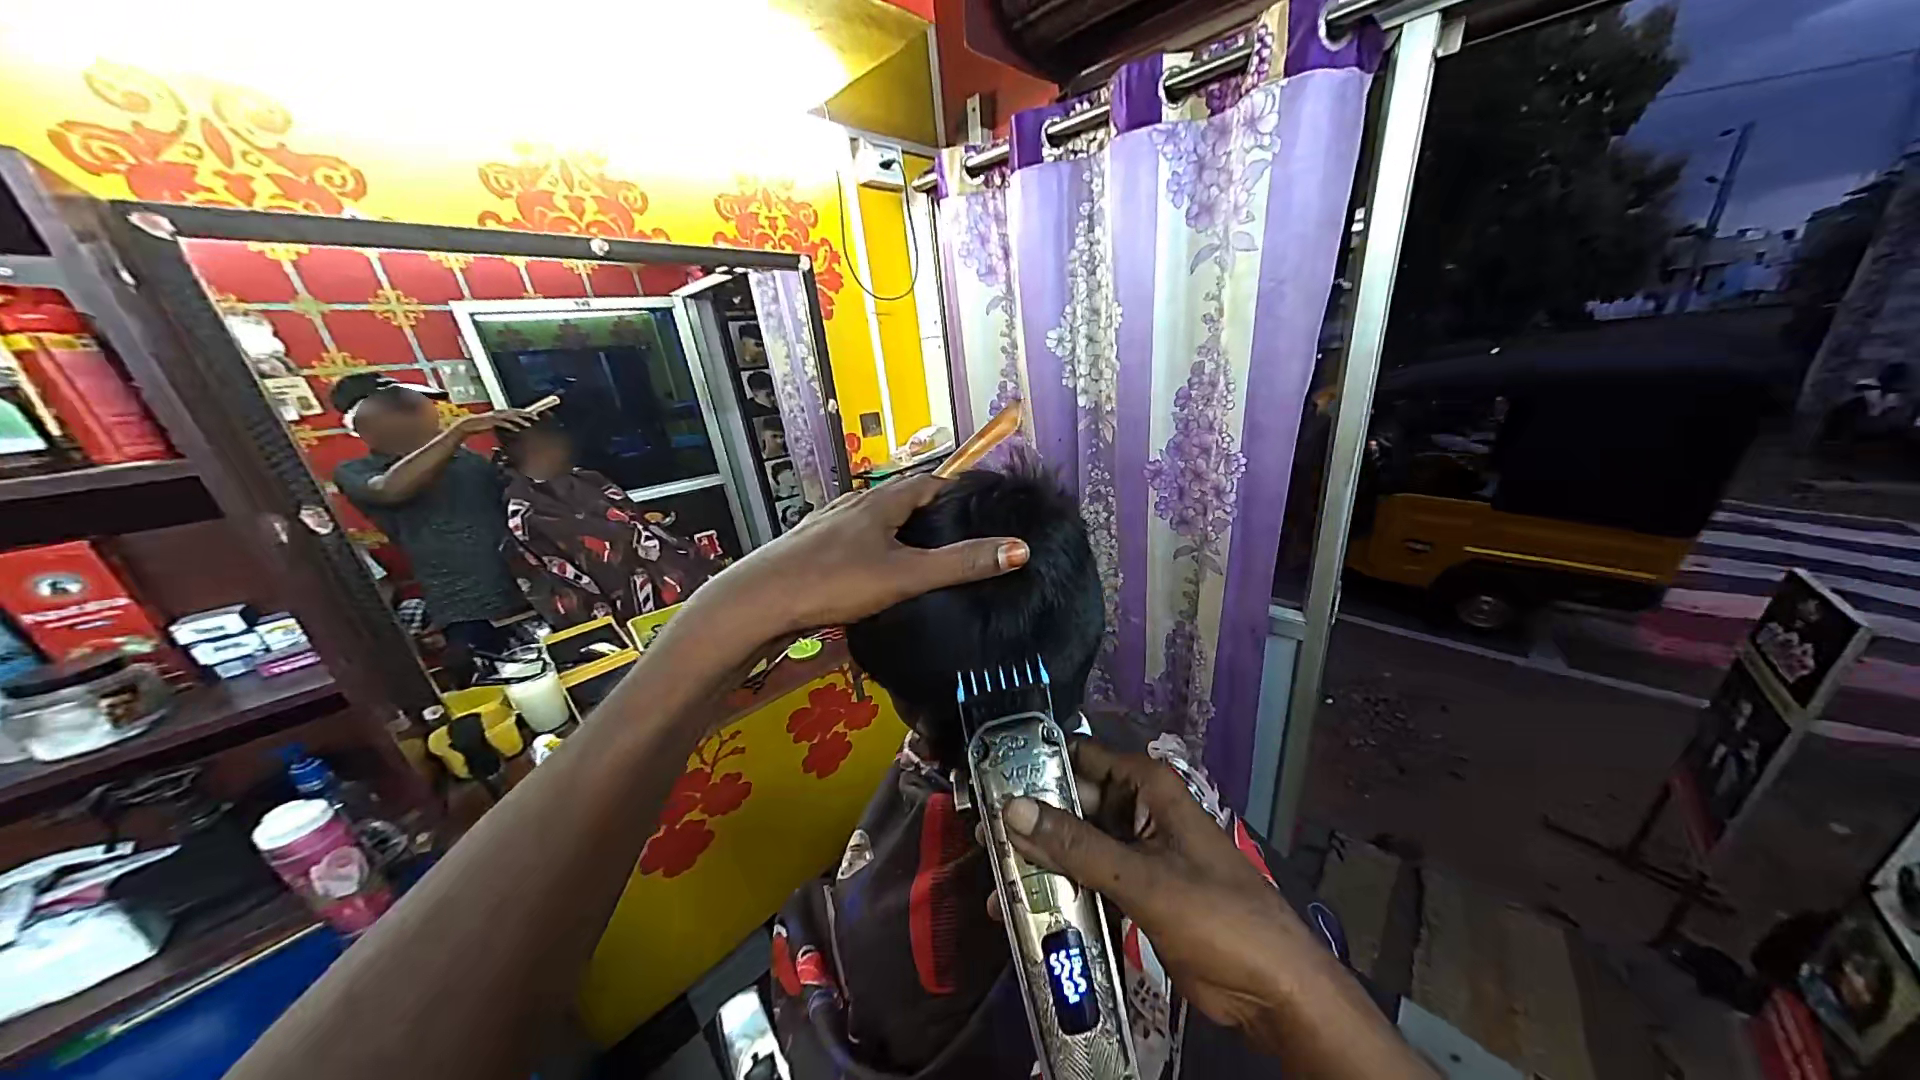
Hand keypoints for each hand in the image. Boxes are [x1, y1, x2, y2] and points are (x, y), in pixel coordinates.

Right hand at [454, 408, 537, 434]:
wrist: (468, 425)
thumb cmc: (483, 425)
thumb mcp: (497, 424)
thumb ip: (506, 424)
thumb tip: (517, 427)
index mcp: (502, 413)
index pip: (517, 411)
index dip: (527, 413)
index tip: (537, 416)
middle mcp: (500, 413)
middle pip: (516, 412)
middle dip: (527, 414)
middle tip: (536, 418)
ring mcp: (495, 416)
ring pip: (510, 416)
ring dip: (520, 420)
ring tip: (528, 425)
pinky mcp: (490, 421)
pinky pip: (502, 423)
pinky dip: (510, 426)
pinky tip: (516, 429)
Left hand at [688, 473, 1028, 646]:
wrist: (759, 603)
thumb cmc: (834, 581)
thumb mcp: (907, 575)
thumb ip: (961, 564)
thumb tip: (1019, 548)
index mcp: (879, 502)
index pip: (927, 482)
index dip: (954, 489)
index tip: (976, 506)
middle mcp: (852, 505)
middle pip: (899, 499)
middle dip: (928, 512)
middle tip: (955, 536)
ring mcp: (827, 526)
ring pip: (873, 521)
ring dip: (897, 531)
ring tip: (920, 556)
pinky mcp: (810, 549)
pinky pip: (851, 542)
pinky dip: (871, 550)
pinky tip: (871, 575)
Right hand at [1000, 742, 1307, 1048]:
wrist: (1275, 994)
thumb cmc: (1219, 918)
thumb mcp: (1144, 879)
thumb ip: (1076, 846)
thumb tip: (1012, 811)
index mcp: (1146, 788)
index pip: (1079, 758)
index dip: (1035, 765)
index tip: (989, 783)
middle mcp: (1136, 811)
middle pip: (1070, 804)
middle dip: (1028, 822)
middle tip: (981, 841)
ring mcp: (1133, 852)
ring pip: (1073, 846)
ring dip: (1038, 863)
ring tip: (995, 887)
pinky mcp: (1131, 890)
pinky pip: (1085, 880)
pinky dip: (1058, 893)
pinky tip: (1024, 914)